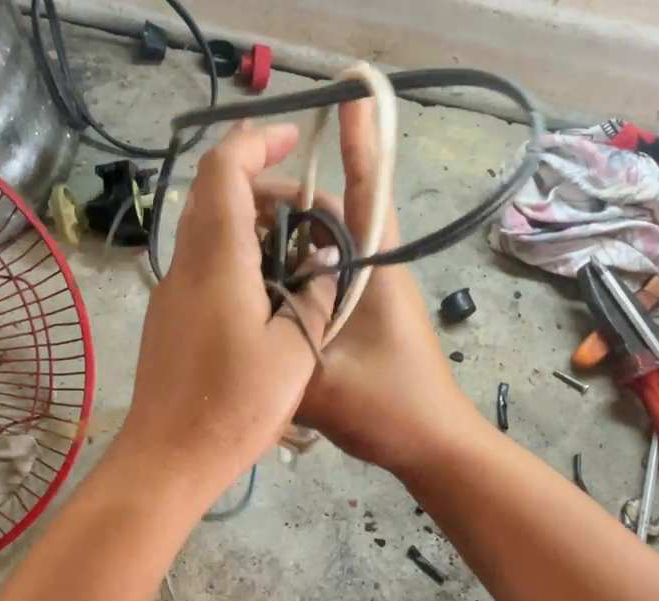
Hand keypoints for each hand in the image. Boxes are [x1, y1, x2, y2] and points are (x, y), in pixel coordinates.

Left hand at [113, 122, 320, 497]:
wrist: (167, 460)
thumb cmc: (233, 408)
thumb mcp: (294, 354)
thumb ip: (315, 299)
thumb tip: (325, 266)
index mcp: (217, 261)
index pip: (224, 169)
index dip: (257, 141)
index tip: (295, 137)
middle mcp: (185, 268)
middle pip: (212, 195)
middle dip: (259, 183)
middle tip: (307, 208)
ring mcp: (170, 296)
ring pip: (205, 233)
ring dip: (247, 224)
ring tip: (295, 250)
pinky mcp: (168, 323)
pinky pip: (201, 268)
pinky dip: (234, 258)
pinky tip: (266, 293)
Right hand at [257, 100, 490, 475]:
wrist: (431, 447)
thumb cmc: (389, 407)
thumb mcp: (320, 380)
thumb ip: (275, 348)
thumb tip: (236, 321)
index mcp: (373, 269)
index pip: (366, 189)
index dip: (357, 141)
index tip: (346, 95)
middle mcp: (372, 270)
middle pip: (327, 216)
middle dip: (281, 204)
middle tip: (227, 214)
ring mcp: (366, 295)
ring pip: (320, 250)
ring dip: (282, 243)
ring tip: (231, 252)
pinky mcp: (358, 319)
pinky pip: (319, 281)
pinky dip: (289, 276)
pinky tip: (255, 296)